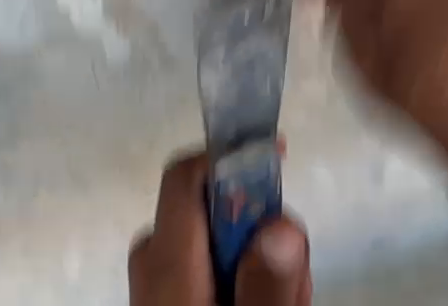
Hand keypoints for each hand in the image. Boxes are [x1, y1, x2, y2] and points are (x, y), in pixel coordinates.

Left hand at [128, 151, 311, 305]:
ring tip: (287, 305)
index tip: (279, 158)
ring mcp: (155, 288)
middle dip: (259, 226)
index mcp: (164, 263)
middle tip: (296, 277)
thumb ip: (269, 289)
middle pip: (209, 209)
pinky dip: (241, 281)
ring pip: (215, 241)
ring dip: (256, 260)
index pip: (185, 177)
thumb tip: (282, 224)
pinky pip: (208, 270)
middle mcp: (151, 265)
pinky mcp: (168, 303)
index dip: (230, 157)